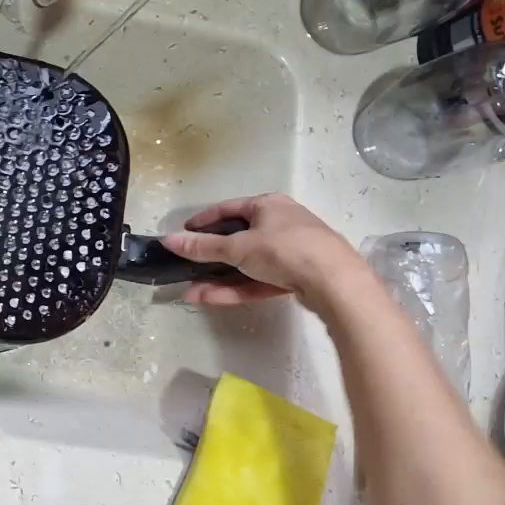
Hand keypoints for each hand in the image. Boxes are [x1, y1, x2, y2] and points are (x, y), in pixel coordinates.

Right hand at [159, 193, 369, 308]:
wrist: (336, 282)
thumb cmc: (284, 250)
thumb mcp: (238, 248)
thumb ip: (202, 247)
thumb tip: (168, 240)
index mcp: (268, 205)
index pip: (227, 209)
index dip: (202, 221)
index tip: (183, 234)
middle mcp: (281, 223)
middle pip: (237, 238)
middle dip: (210, 257)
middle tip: (188, 265)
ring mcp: (291, 252)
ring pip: (247, 264)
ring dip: (219, 279)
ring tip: (193, 292)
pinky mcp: (297, 276)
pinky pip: (260, 280)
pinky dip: (237, 289)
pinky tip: (212, 299)